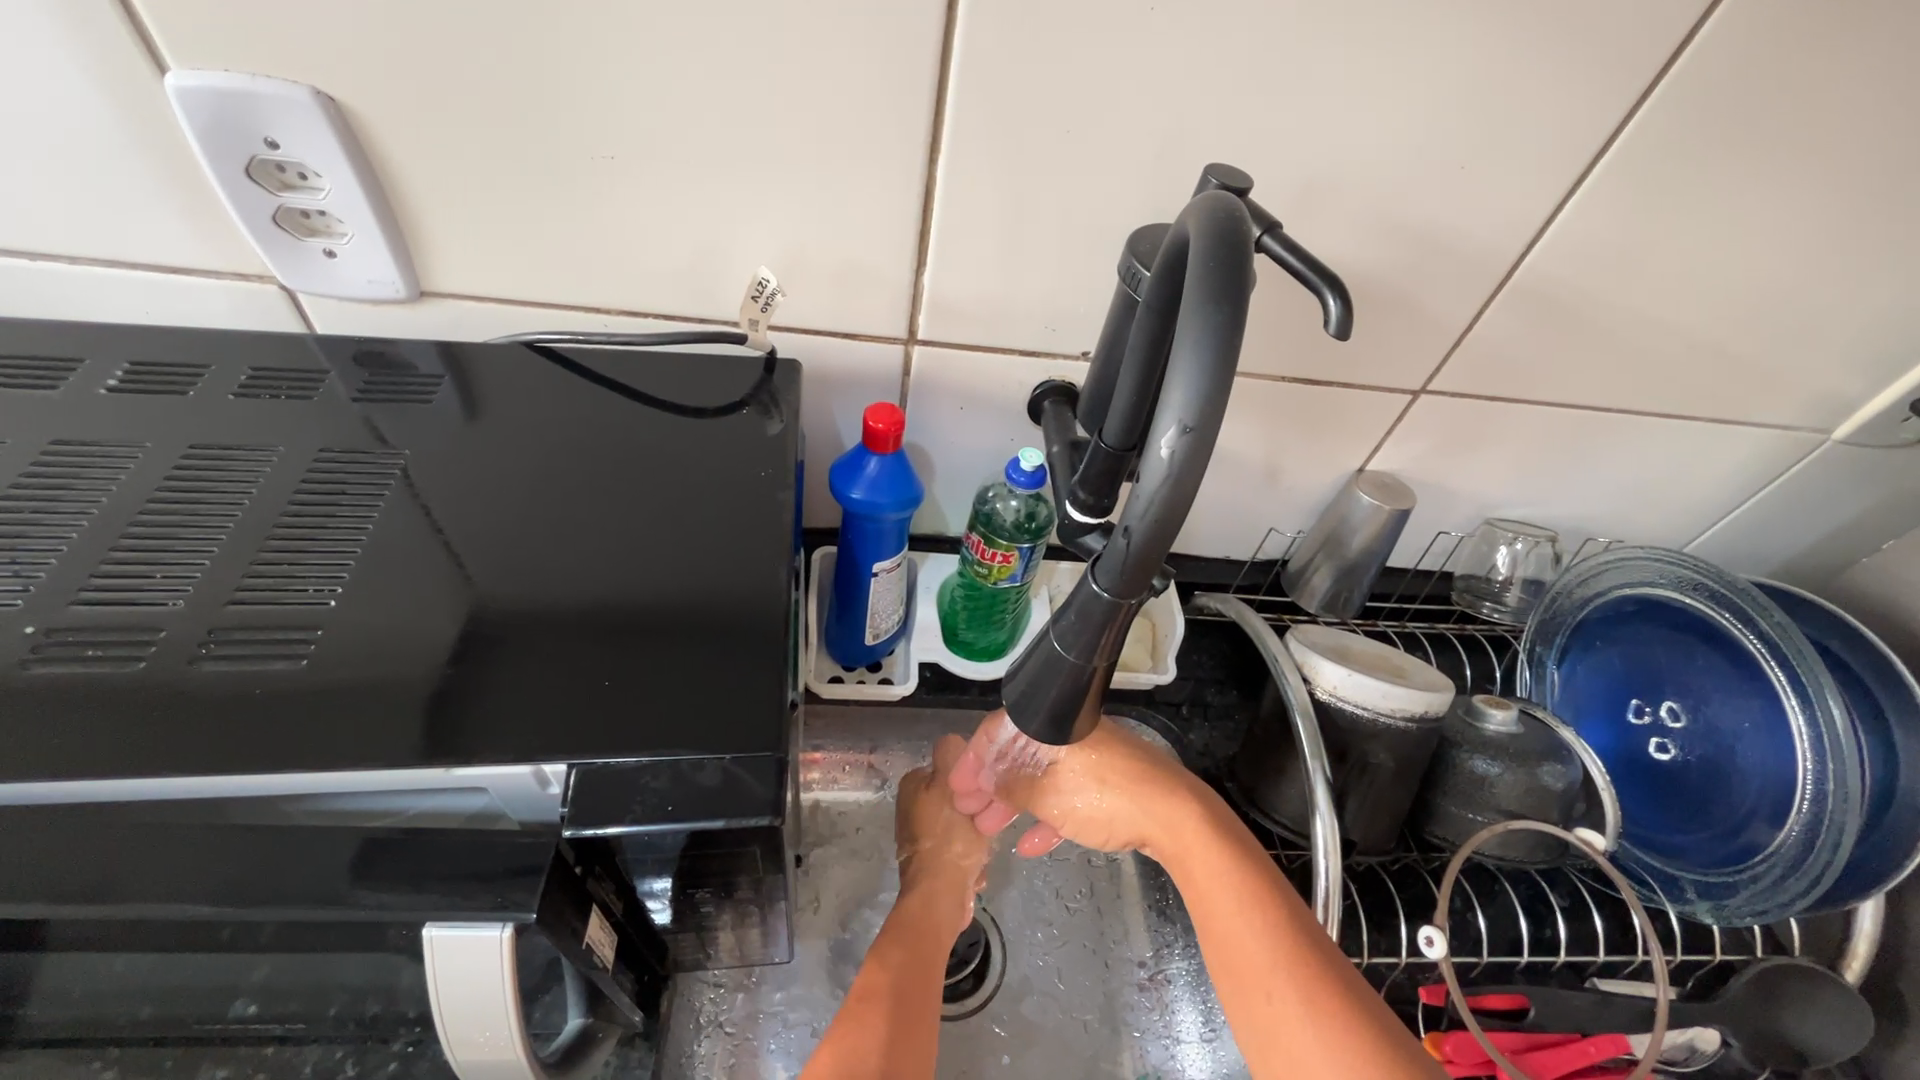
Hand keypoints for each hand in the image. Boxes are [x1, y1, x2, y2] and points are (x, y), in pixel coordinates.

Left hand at [896, 734, 992, 929]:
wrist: (940, 897)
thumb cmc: (948, 837)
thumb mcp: (952, 783)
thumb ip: (951, 753)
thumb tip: (953, 739)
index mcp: (912, 784)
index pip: (953, 769)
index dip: (972, 782)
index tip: (982, 797)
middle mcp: (912, 807)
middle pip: (961, 799)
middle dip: (976, 815)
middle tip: (983, 827)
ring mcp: (921, 836)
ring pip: (965, 826)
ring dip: (978, 840)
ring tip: (980, 851)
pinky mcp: (933, 862)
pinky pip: (963, 851)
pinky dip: (972, 860)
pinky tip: (975, 869)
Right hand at [947, 710, 1210, 859]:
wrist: (1177, 817)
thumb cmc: (1107, 797)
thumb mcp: (1050, 795)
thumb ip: (1013, 788)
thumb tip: (986, 782)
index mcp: (1055, 725)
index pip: (1001, 729)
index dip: (974, 757)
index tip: (955, 785)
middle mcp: (1071, 737)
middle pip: (1019, 756)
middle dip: (990, 784)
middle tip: (965, 809)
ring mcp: (1092, 762)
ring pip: (1041, 779)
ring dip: (1012, 804)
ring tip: (986, 829)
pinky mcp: (1108, 788)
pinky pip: (1066, 798)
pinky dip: (1046, 817)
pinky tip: (1030, 844)